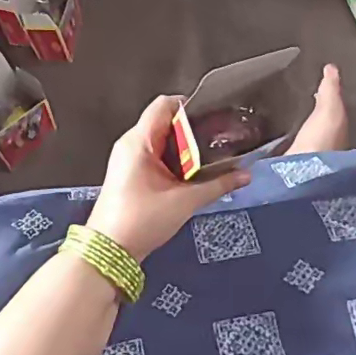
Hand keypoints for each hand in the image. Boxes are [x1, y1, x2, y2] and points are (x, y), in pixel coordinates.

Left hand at [87, 96, 250, 260]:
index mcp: (139, 141)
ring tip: (210, 156)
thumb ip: (218, 185)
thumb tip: (245, 174)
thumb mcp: (184, 201)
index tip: (214, 118)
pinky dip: (173, 158)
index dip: (190, 106)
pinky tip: (191, 172)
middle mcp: (130, 143)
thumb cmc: (142, 220)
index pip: (165, 104)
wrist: (110, 250)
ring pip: (160, 139)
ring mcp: (127, 158)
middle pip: (165, 121)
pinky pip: (154, 155)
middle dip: (192, 128)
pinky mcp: (129, 173)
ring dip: (184, 146)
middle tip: (218, 139)